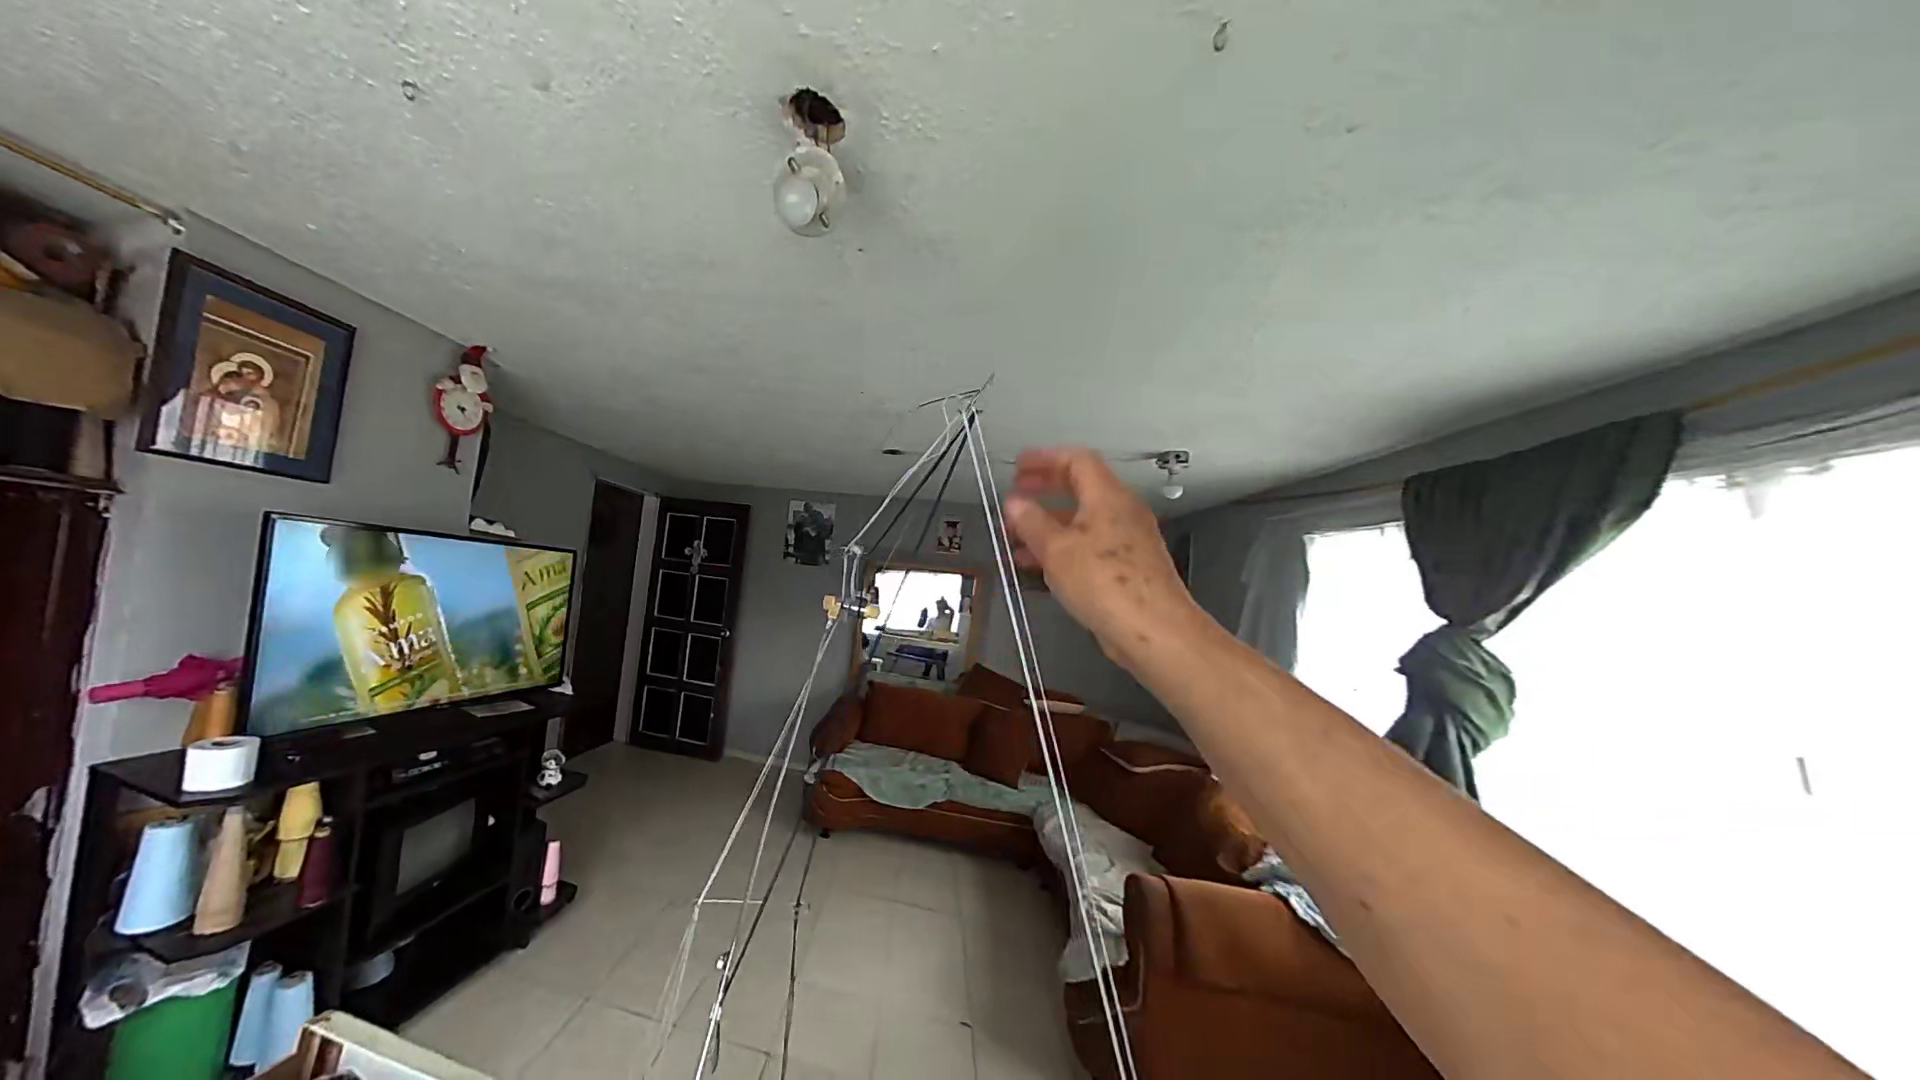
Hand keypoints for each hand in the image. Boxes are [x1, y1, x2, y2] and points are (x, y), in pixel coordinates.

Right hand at [1002, 448, 1206, 668]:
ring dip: (1051, 523)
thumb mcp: (1057, 550)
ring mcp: (1129, 540)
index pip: (1077, 460)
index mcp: (1108, 497)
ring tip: (1020, 536)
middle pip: (1082, 488)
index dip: (1045, 459)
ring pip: (1084, 520)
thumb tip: (1017, 504)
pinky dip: (1065, 547)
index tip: (1022, 465)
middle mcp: (1123, 512)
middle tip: (1020, 493)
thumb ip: (1032, 523)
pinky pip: (1092, 545)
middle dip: (1046, 490)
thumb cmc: (1111, 585)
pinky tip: (1045, 565)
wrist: (1152, 629)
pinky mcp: (1130, 567)